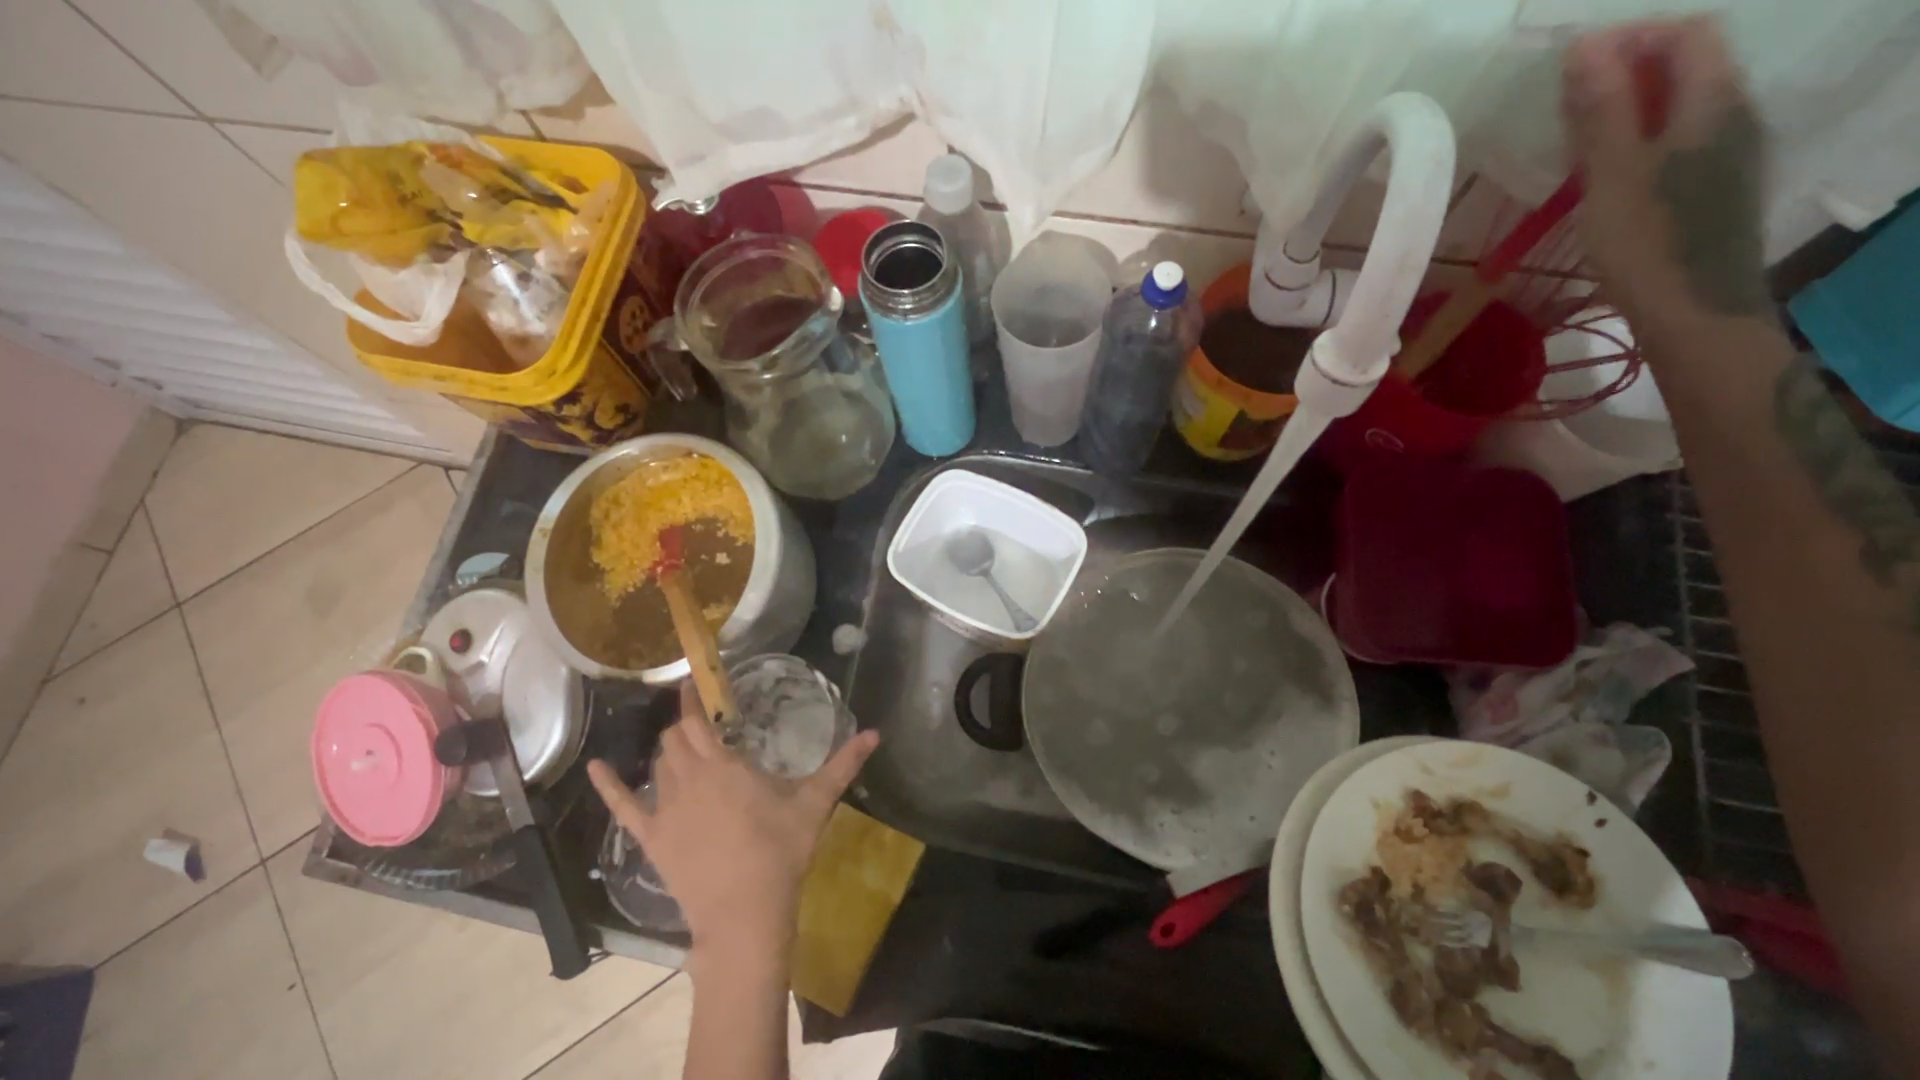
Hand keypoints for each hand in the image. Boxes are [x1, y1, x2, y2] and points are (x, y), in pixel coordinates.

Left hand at [589, 682, 880, 959]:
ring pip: (658, 765)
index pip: (699, 719)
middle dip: (685, 727)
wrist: (744, 912)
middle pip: (675, 739)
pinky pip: (623, 805)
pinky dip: (608, 784)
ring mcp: (664, 808)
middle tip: (703, 727)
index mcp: (724, 764)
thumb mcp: (815, 804)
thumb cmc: (781, 853)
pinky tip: (596, 767)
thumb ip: (843, 764)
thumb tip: (875, 733)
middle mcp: (688, 777)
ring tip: (684, 752)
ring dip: (669, 753)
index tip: (694, 683)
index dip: (693, 699)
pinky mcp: (651, 837)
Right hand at [1562, 17, 1767, 327]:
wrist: (1696, 315)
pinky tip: (1605, 177)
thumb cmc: (1647, 243)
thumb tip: (1585, 46)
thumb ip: (1602, 106)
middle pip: (1686, 65)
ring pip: (1681, 105)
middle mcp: (1735, 114)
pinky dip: (1642, 140)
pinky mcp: (1717, 186)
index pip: (1685, 32)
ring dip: (1628, 111)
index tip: (1573, 71)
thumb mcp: (1612, 173)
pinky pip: (1681, 139)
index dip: (1630, 39)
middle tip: (1566, 109)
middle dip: (1624, 74)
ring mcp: (1731, 152)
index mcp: (1714, 100)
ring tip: (1576, 144)